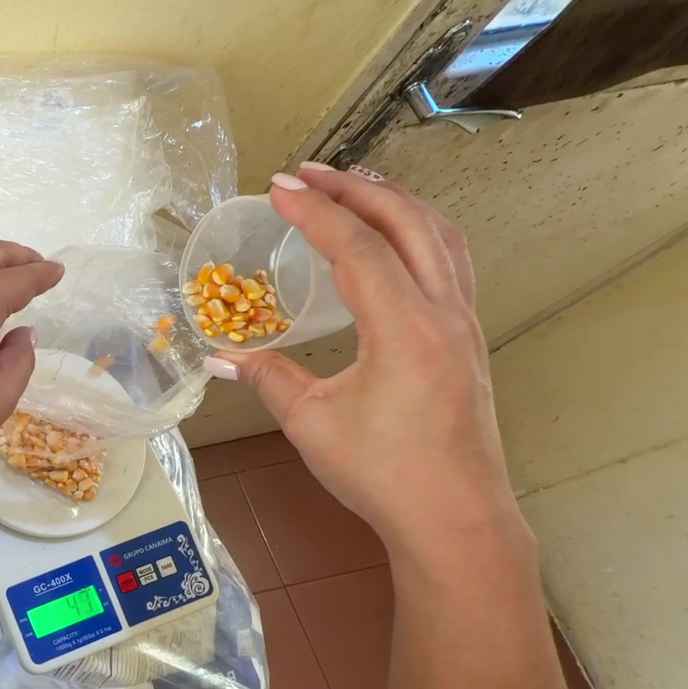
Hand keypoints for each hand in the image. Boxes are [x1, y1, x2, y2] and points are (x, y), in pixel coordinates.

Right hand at [208, 167, 524, 560]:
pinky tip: (394, 237)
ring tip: (353, 187)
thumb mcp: (311, 423)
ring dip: (395, 202)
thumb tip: (221, 358)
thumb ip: (269, 379)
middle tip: (311, 173)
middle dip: (357, 190)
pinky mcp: (466, 338)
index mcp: (406, 329)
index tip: (279, 189)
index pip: (358, 250)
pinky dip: (418, 231)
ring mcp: (464, 322)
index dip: (316, 214)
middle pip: (408, 224)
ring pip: (440, 236)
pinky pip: (449, 261)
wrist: (453, 514)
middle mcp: (445, 312)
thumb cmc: (381, 472)